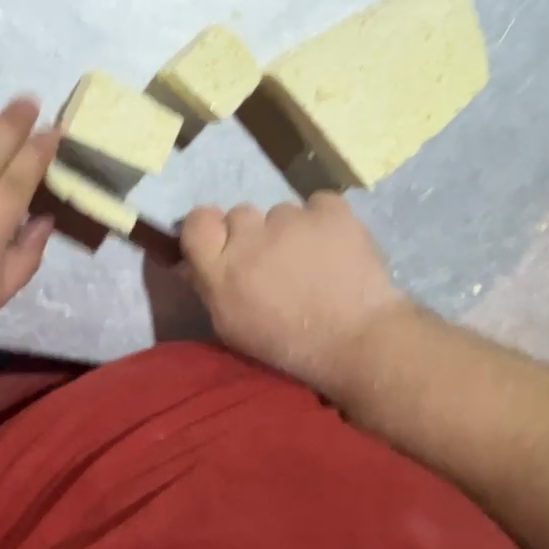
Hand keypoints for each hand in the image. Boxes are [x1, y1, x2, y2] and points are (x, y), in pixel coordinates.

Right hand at [180, 192, 411, 394]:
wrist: (355, 341)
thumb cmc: (286, 344)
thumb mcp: (232, 326)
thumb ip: (210, 288)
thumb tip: (193, 263)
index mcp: (221, 269)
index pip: (197, 221)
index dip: (208, 227)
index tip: (222, 242)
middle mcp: (250, 237)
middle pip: (240, 213)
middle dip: (251, 232)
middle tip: (272, 261)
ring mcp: (291, 220)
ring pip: (281, 212)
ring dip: (290, 230)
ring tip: (310, 260)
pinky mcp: (330, 211)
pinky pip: (318, 205)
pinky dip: (324, 221)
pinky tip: (334, 247)